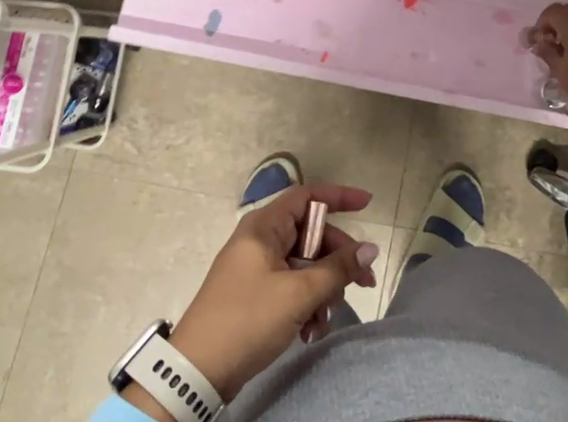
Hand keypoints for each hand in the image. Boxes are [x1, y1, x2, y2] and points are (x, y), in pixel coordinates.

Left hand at [125, 185, 377, 418]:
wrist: (196, 371)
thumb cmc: (248, 319)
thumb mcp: (298, 294)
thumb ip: (337, 269)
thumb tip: (370, 249)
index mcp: (264, 228)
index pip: (307, 196)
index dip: (339, 196)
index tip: (368, 204)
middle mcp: (260, 241)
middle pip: (311, 235)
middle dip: (339, 259)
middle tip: (364, 282)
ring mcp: (256, 269)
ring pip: (305, 265)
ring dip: (323, 289)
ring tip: (327, 317)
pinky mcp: (255, 295)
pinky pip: (291, 287)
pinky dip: (306, 304)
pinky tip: (312, 330)